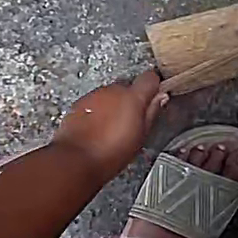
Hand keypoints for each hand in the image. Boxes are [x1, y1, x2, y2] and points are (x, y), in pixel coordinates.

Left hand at [52, 69, 166, 177]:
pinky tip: (98, 130)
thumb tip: (160, 98)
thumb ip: (152, 112)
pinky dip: (98, 111)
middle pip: (128, 87)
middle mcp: (113, 91)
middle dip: (131, 100)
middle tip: (132, 121)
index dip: (153, 86)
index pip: (149, 78)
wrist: (76, 160)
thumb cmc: (111, 152)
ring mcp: (94, 96)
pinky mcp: (78, 104)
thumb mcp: (141, 135)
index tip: (154, 97)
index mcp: (133, 97)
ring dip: (113, 106)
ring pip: (110, 95)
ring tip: (113, 128)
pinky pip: (94, 102)